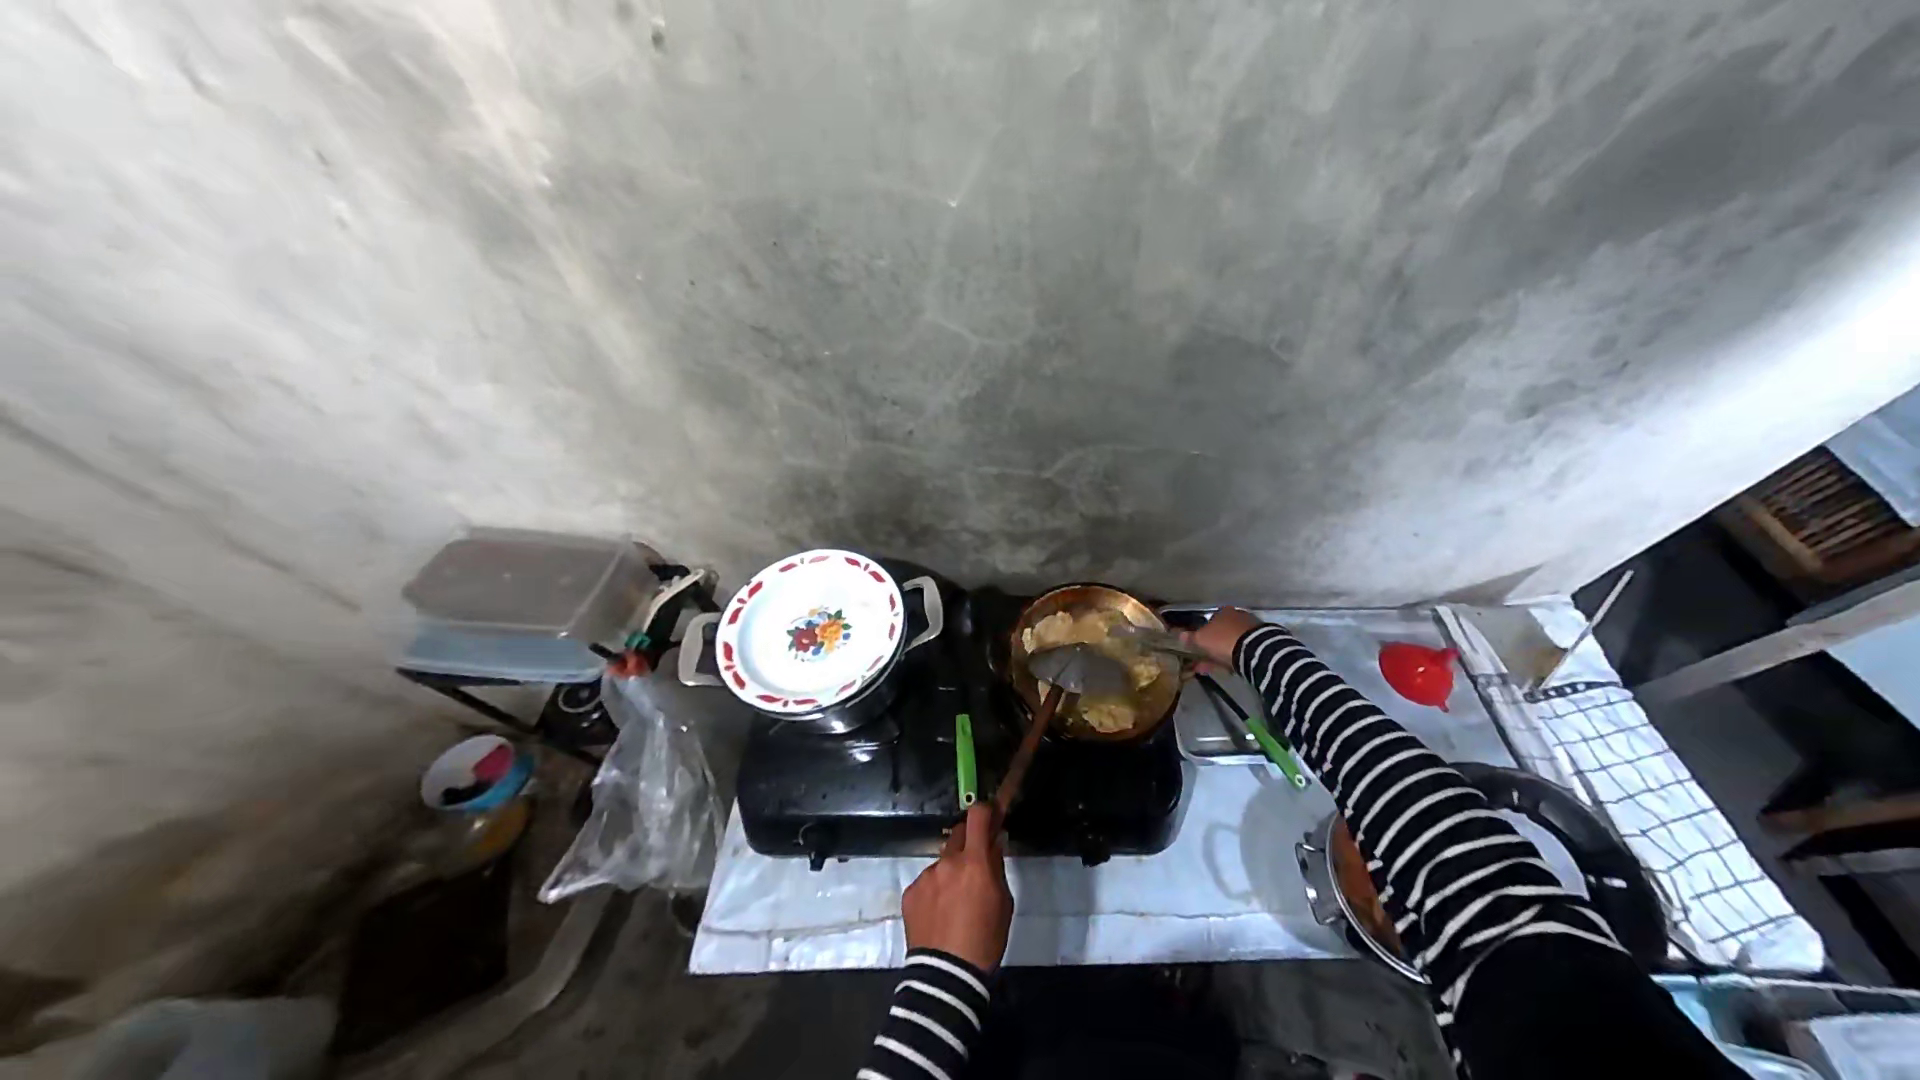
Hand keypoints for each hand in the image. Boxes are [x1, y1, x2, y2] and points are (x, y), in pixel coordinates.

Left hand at [903, 803, 1013, 970]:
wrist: (946, 976)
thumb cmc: (985, 940)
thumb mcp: (1003, 903)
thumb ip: (996, 868)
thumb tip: (993, 844)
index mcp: (974, 862)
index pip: (978, 816)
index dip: (986, 810)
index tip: (991, 815)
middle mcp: (947, 862)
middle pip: (958, 835)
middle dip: (969, 842)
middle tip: (975, 864)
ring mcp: (925, 876)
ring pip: (942, 862)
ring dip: (950, 871)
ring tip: (955, 902)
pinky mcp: (910, 892)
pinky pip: (926, 882)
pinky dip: (934, 890)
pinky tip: (939, 914)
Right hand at [1183, 607, 1263, 668]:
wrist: (1254, 650)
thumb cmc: (1223, 639)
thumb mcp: (1201, 639)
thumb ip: (1190, 637)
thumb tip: (1180, 635)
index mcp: (1222, 612)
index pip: (1210, 620)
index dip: (1203, 633)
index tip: (1198, 645)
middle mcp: (1237, 616)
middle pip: (1222, 632)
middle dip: (1212, 645)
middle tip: (1203, 659)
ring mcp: (1250, 629)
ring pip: (1231, 642)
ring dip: (1221, 654)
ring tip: (1211, 667)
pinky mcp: (1260, 642)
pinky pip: (1241, 650)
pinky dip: (1232, 658)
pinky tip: (1226, 668)